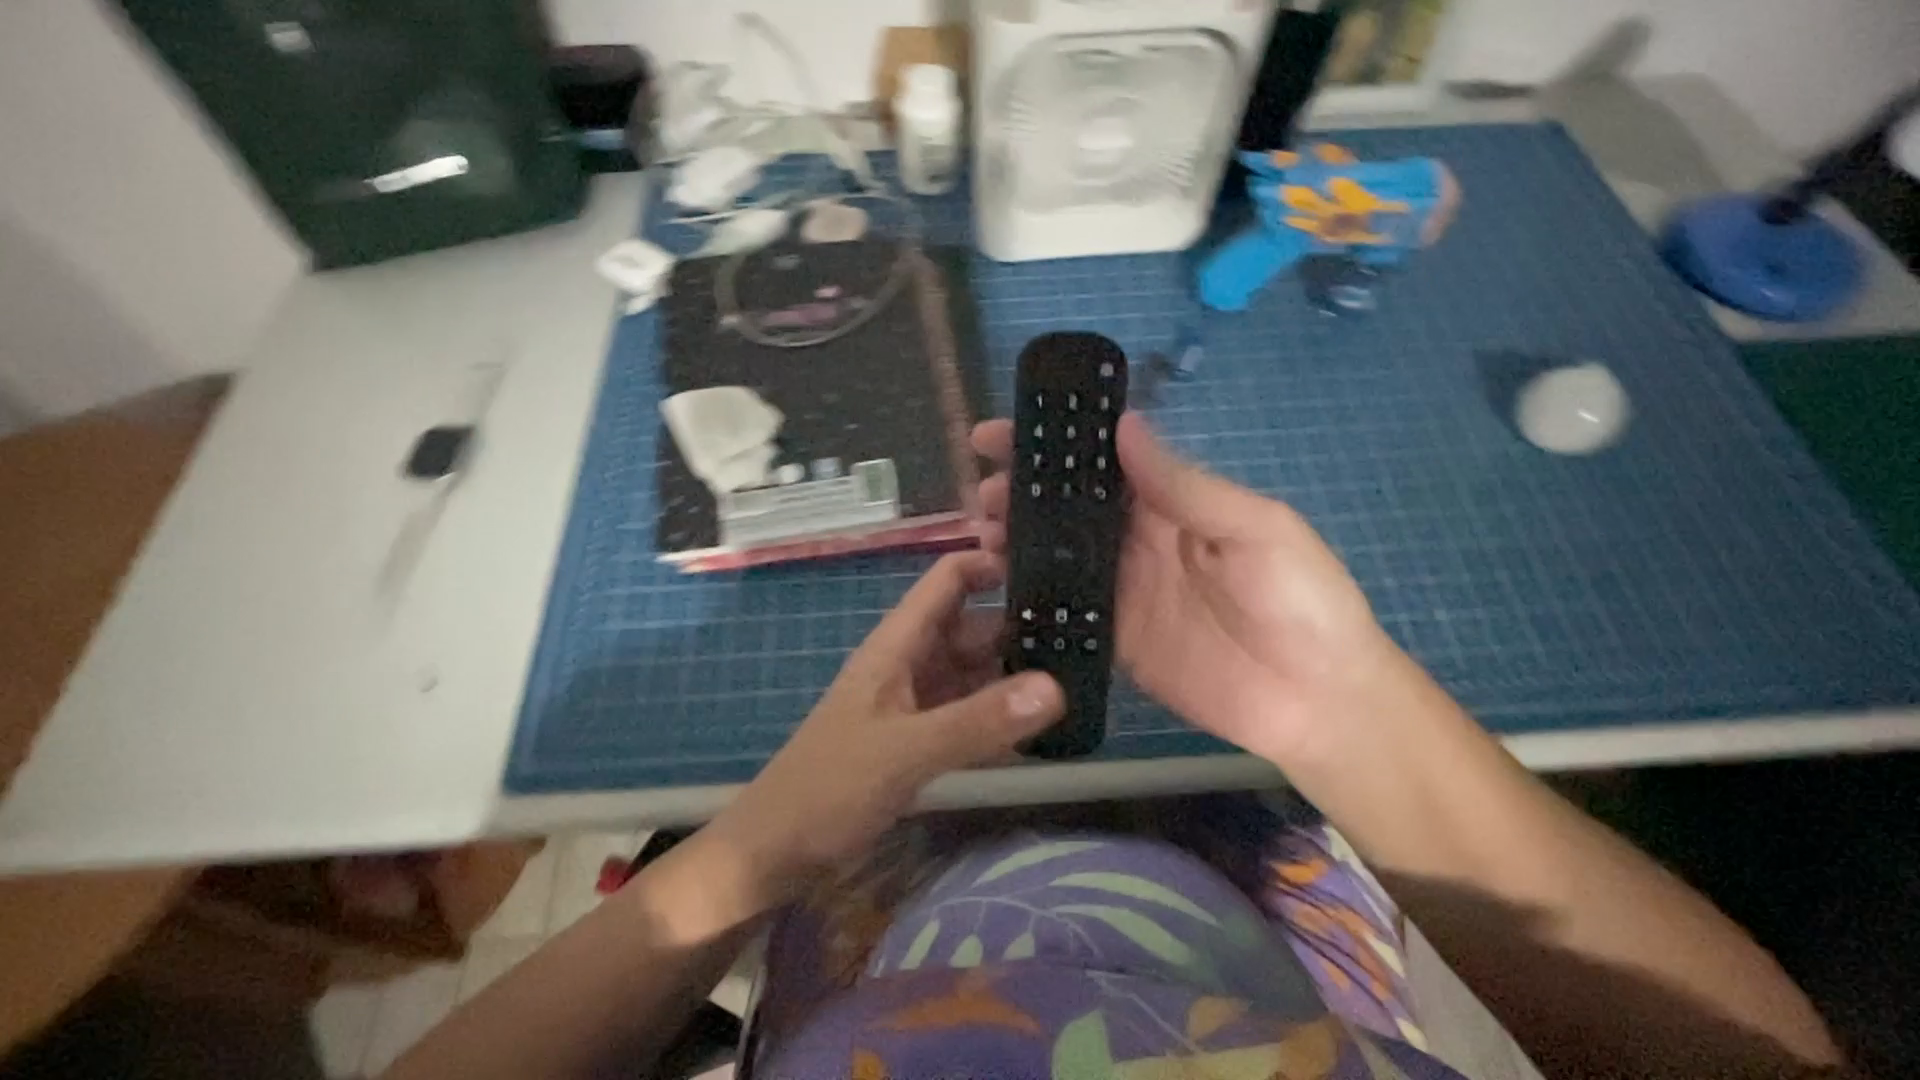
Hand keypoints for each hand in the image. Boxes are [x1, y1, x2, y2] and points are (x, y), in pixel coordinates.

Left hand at [706, 551, 1063, 903]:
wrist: (777, 850)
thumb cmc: (829, 786)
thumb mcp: (905, 751)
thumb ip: (978, 721)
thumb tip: (1057, 687)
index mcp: (898, 646)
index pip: (948, 581)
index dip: (992, 563)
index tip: (1054, 567)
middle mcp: (911, 665)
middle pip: (973, 627)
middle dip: (1021, 625)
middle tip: (1091, 631)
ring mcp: (917, 704)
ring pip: (975, 673)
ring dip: (1017, 673)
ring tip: (1084, 673)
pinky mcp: (921, 742)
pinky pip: (971, 715)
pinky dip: (1003, 717)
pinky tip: (1048, 727)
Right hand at [973, 413, 1410, 769]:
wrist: (1318, 701)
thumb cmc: (1302, 600)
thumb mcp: (1255, 529)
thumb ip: (1186, 486)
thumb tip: (1125, 426)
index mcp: (1176, 503)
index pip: (1106, 462)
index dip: (1057, 444)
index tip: (1006, 433)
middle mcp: (1142, 541)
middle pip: (1071, 508)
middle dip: (1023, 492)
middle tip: (981, 490)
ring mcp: (1126, 592)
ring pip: (1059, 556)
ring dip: (1019, 541)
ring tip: (980, 534)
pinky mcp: (1117, 641)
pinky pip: (1067, 612)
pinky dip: (1032, 600)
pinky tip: (998, 591)